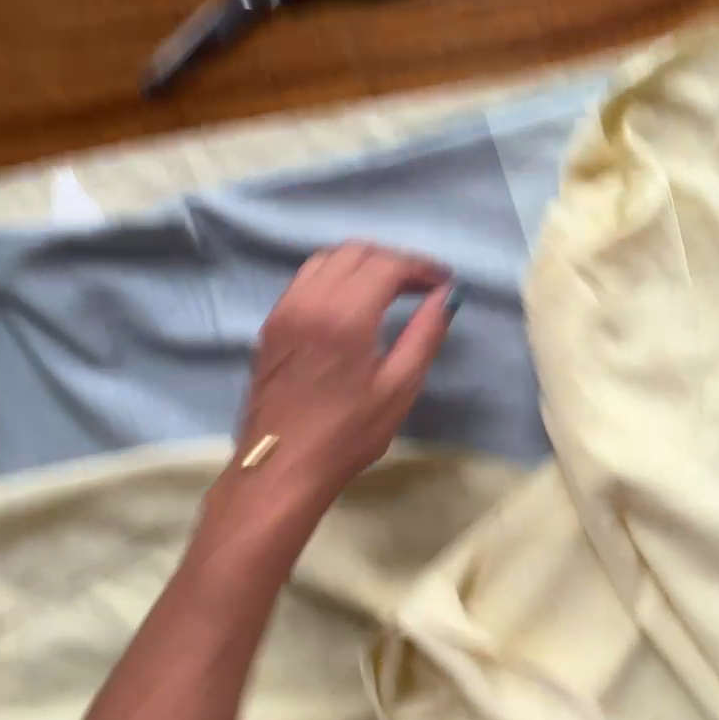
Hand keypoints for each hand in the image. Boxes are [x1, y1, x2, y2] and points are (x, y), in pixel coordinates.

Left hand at [198, 243, 461, 565]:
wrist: (281, 467)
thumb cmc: (348, 432)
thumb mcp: (400, 386)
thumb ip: (426, 333)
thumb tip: (446, 297)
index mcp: (344, 315)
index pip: (387, 265)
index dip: (421, 268)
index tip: (444, 283)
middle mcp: (309, 300)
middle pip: (356, 252)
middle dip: (394, 261)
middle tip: (422, 285)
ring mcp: (284, 309)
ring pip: (327, 259)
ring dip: (363, 263)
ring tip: (391, 288)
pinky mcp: (272, 324)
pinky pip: (307, 279)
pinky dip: (337, 276)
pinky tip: (354, 303)